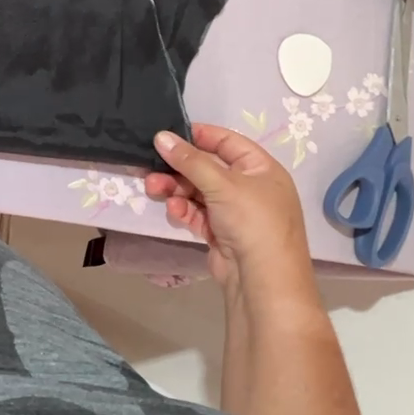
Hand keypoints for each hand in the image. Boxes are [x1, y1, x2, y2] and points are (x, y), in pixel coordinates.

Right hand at [144, 124, 315, 300]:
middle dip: (177, 168)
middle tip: (151, 167)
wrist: (262, 281)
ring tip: (154, 189)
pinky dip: (183, 209)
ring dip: (175, 188)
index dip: (198, 135)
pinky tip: (174, 212)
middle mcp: (250, 187)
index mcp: (261, 169)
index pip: (227, 142)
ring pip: (196, 190)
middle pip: (206, 168)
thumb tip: (160, 136)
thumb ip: (189, 159)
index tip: (167, 134)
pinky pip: (196, 211)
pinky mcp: (220, 230)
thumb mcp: (221, 184)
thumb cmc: (252, 222)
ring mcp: (235, 211)